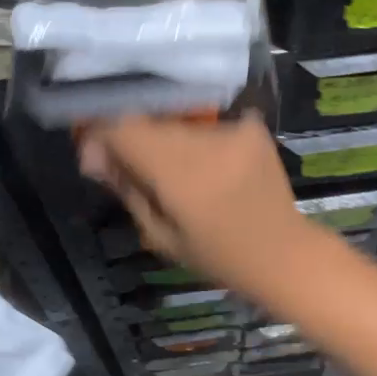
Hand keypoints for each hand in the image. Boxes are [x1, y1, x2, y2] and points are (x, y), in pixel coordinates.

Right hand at [77, 113, 319, 286]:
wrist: (284, 254)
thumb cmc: (218, 255)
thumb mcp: (160, 233)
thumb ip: (126, 188)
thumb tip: (92, 155)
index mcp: (178, 172)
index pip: (123, 127)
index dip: (100, 134)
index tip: (95, 155)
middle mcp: (204, 141)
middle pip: (149, 120)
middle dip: (132, 138)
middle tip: (130, 168)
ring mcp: (232, 129)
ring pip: (178, 121)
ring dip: (166, 139)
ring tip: (174, 173)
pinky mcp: (252, 126)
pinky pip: (208, 123)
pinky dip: (199, 139)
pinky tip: (206, 165)